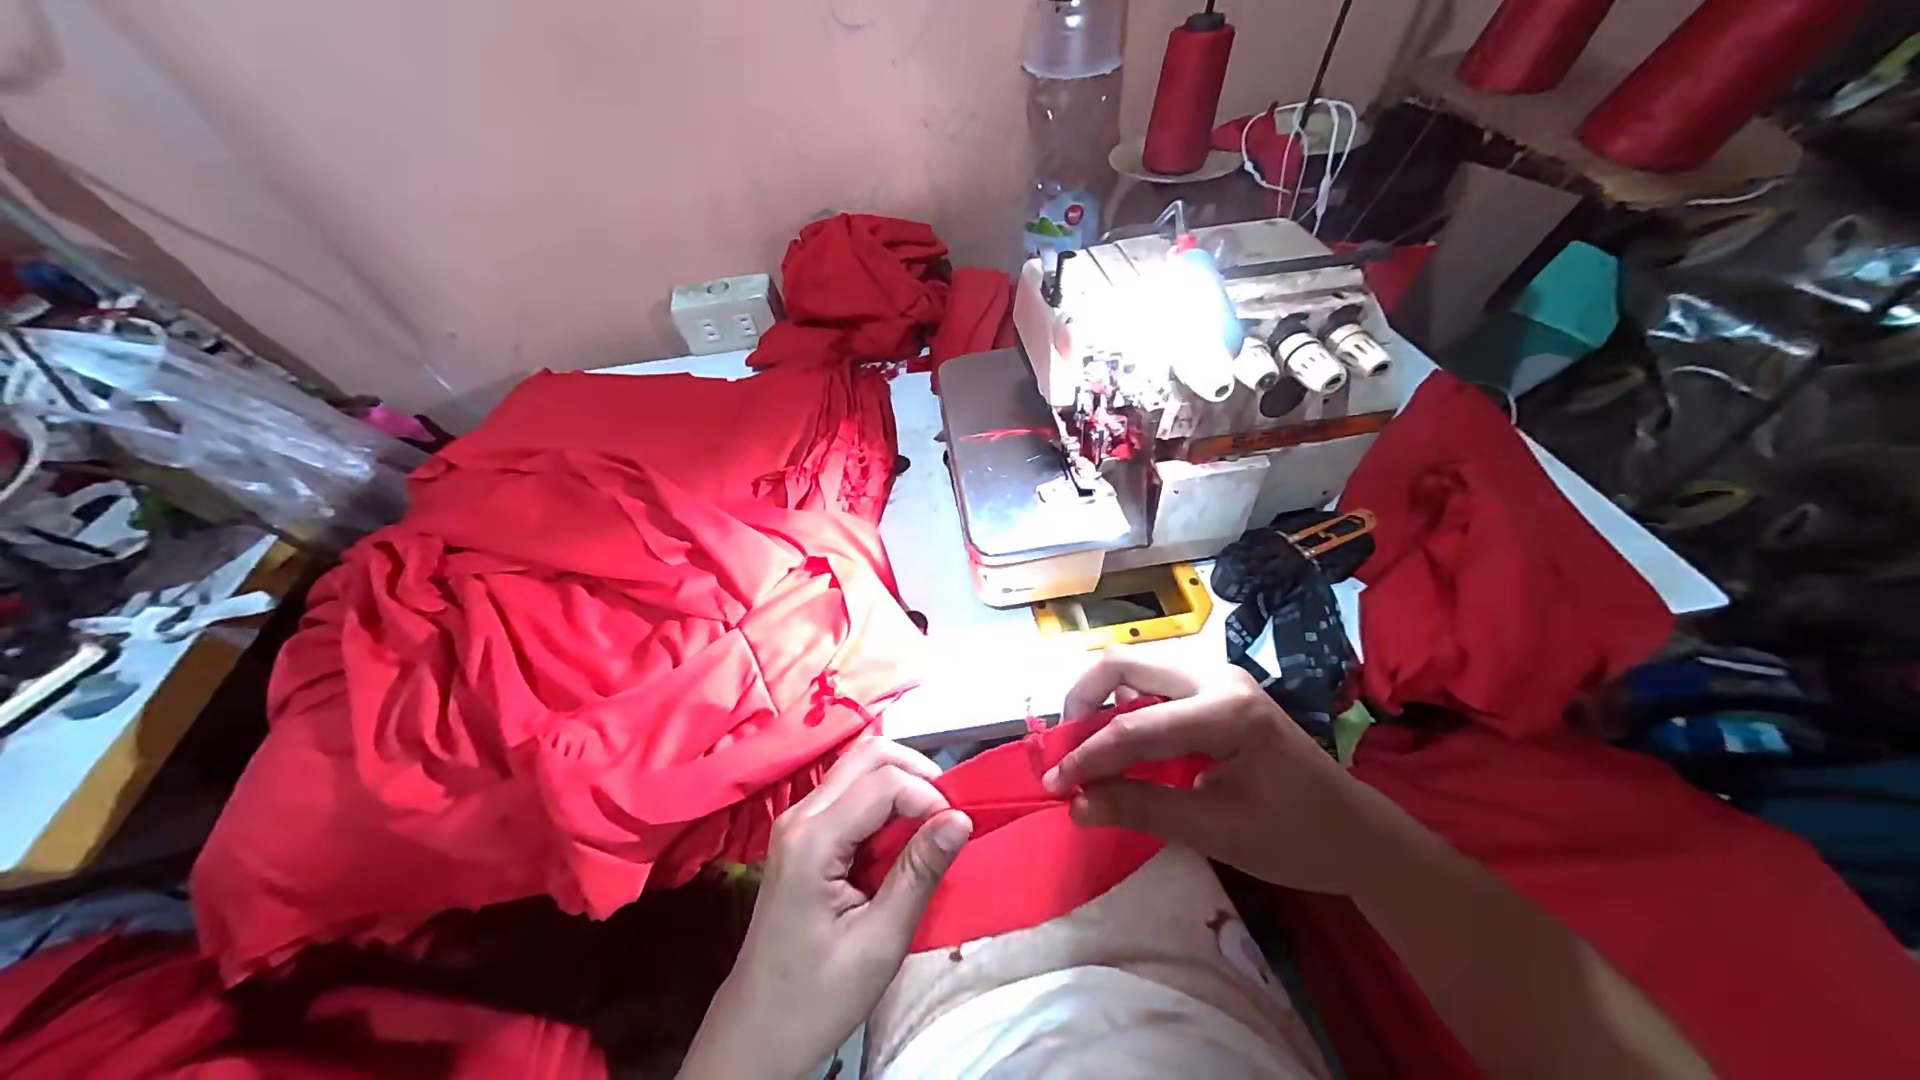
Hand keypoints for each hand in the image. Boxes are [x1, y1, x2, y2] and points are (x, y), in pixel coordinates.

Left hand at [680, 738, 972, 1079]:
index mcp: (812, 841)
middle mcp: (799, 815)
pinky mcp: (802, 831)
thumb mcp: (879, 942)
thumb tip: (960, 818)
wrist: (757, 1030)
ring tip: (930, 823)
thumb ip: (919, 873)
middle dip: (917, 773)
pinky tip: (901, 834)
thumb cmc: (816, 997)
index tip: (956, 830)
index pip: (883, 782)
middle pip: (868, 754)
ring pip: (859, 765)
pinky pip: (850, 790)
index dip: (929, 796)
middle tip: (947, 814)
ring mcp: (797, 820)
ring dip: (902, 782)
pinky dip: (885, 798)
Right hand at [1043, 647, 1410, 896]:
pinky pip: (1151, 681)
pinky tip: (1118, 737)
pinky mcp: (1214, 688)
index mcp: (1226, 710)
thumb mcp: (1216, 830)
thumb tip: (1077, 805)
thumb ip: (1142, 809)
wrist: (1357, 833)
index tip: (1055, 786)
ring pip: (1134, 666)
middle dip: (1083, 702)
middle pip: (1124, 663)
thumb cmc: (1296, 837)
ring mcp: (1216, 676)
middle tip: (1067, 749)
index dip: (1088, 756)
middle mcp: (1217, 676)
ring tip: (1086, 745)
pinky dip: (1122, 704)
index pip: (1135, 726)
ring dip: (1100, 699)